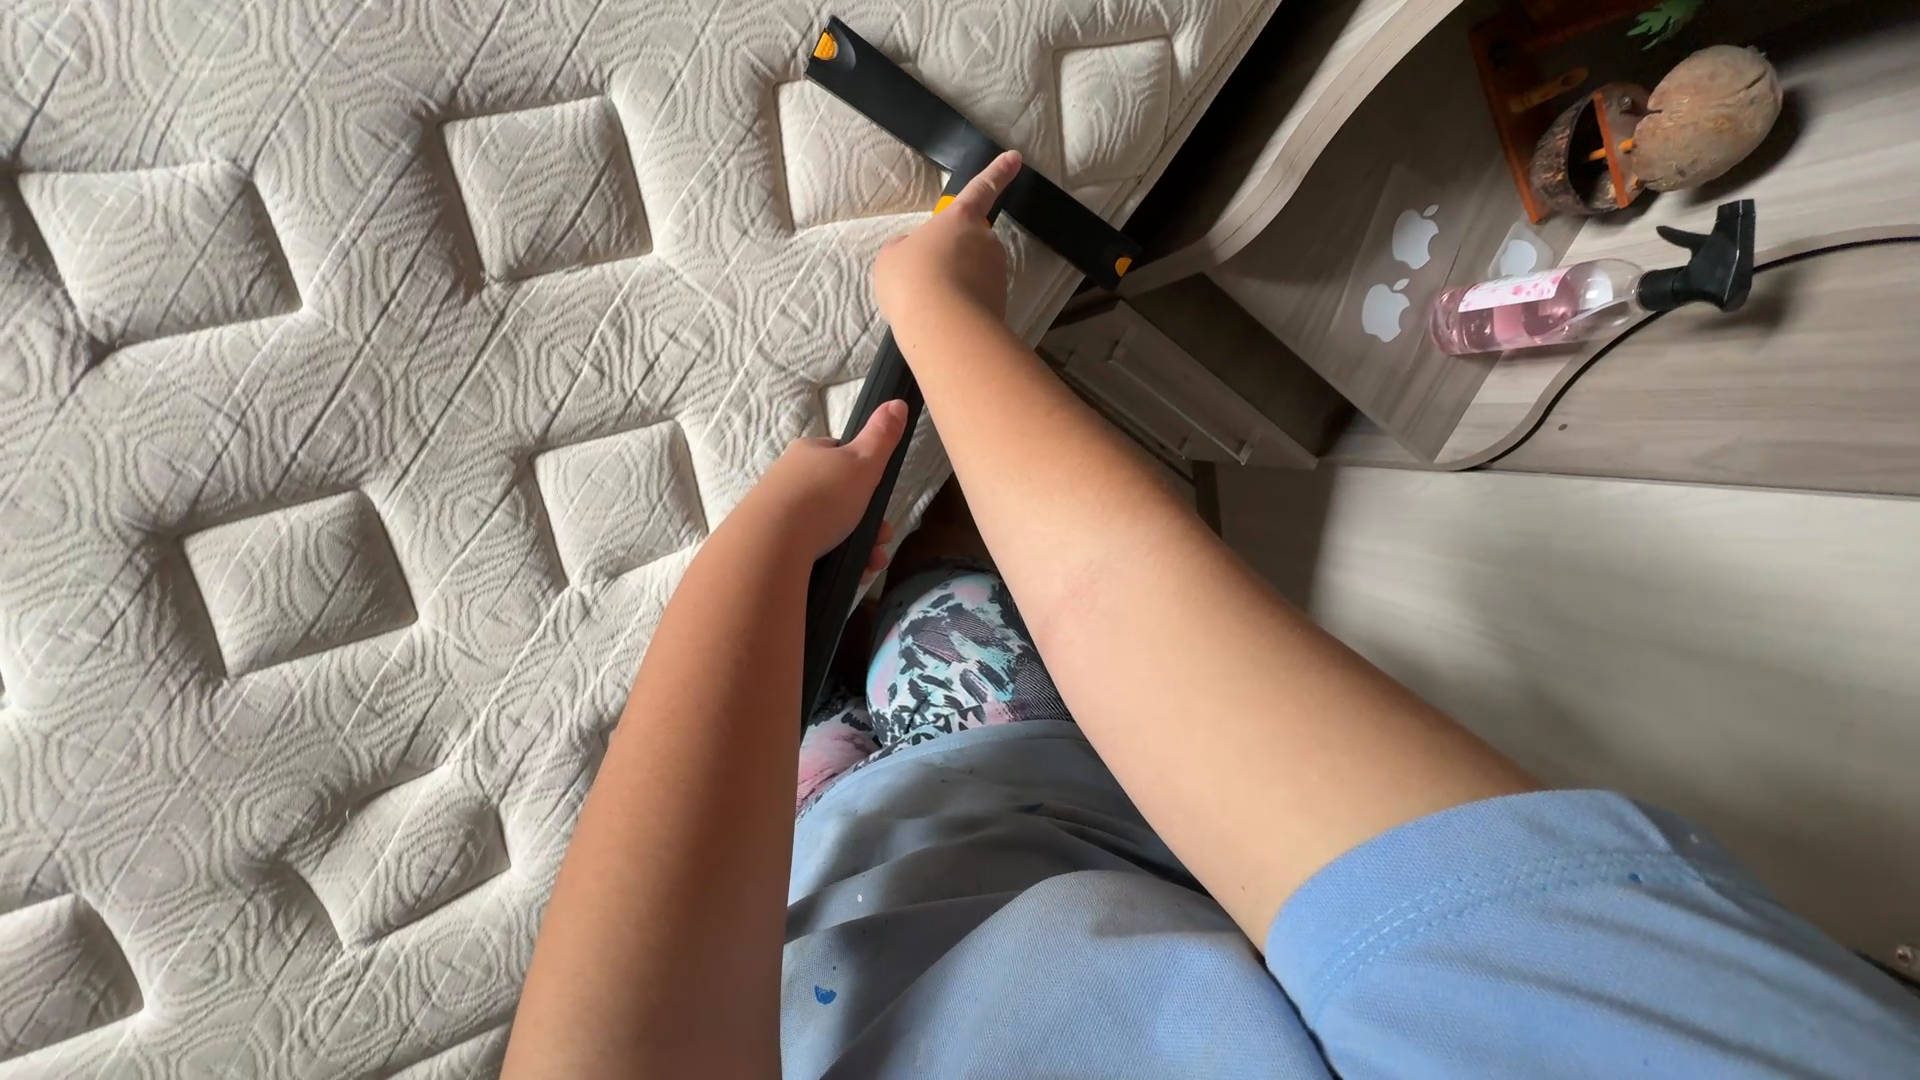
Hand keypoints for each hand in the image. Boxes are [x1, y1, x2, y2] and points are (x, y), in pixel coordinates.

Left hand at [746, 400, 908, 572]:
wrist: (770, 546)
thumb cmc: (822, 497)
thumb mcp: (862, 463)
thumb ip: (882, 437)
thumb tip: (896, 402)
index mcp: (808, 455)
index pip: (839, 456)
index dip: (864, 477)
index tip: (879, 499)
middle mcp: (790, 481)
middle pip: (839, 500)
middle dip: (868, 523)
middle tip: (882, 539)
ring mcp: (779, 514)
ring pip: (830, 531)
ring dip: (859, 547)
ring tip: (871, 563)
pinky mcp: (774, 545)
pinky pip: (814, 553)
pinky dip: (838, 563)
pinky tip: (851, 574)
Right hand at [874, 150, 1021, 330]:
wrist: (940, 327)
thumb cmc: (911, 280)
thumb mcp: (892, 258)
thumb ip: (907, 250)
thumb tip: (919, 258)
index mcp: (960, 219)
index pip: (981, 189)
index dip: (998, 172)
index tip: (1016, 158)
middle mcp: (985, 241)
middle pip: (970, 245)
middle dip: (954, 260)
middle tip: (929, 280)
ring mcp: (996, 274)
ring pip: (973, 276)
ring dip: (957, 287)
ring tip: (932, 305)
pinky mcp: (1001, 304)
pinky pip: (977, 302)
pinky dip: (962, 310)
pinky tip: (943, 322)